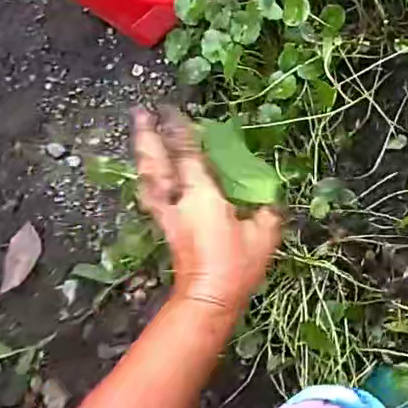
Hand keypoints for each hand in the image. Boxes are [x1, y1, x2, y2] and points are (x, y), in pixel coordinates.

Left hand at [132, 107, 281, 329]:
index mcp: (202, 195)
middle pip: (156, 162)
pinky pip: (152, 195)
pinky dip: (148, 178)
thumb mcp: (264, 232)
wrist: (208, 298)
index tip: (173, 109)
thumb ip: (266, 207)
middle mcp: (178, 201)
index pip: (188, 154)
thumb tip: (267, 193)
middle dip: (148, 136)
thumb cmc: (237, 264)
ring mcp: (168, 215)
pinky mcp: (166, 228)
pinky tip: (149, 174)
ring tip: (140, 136)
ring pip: (148, 179)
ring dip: (143, 155)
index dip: (181, 130)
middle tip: (140, 113)